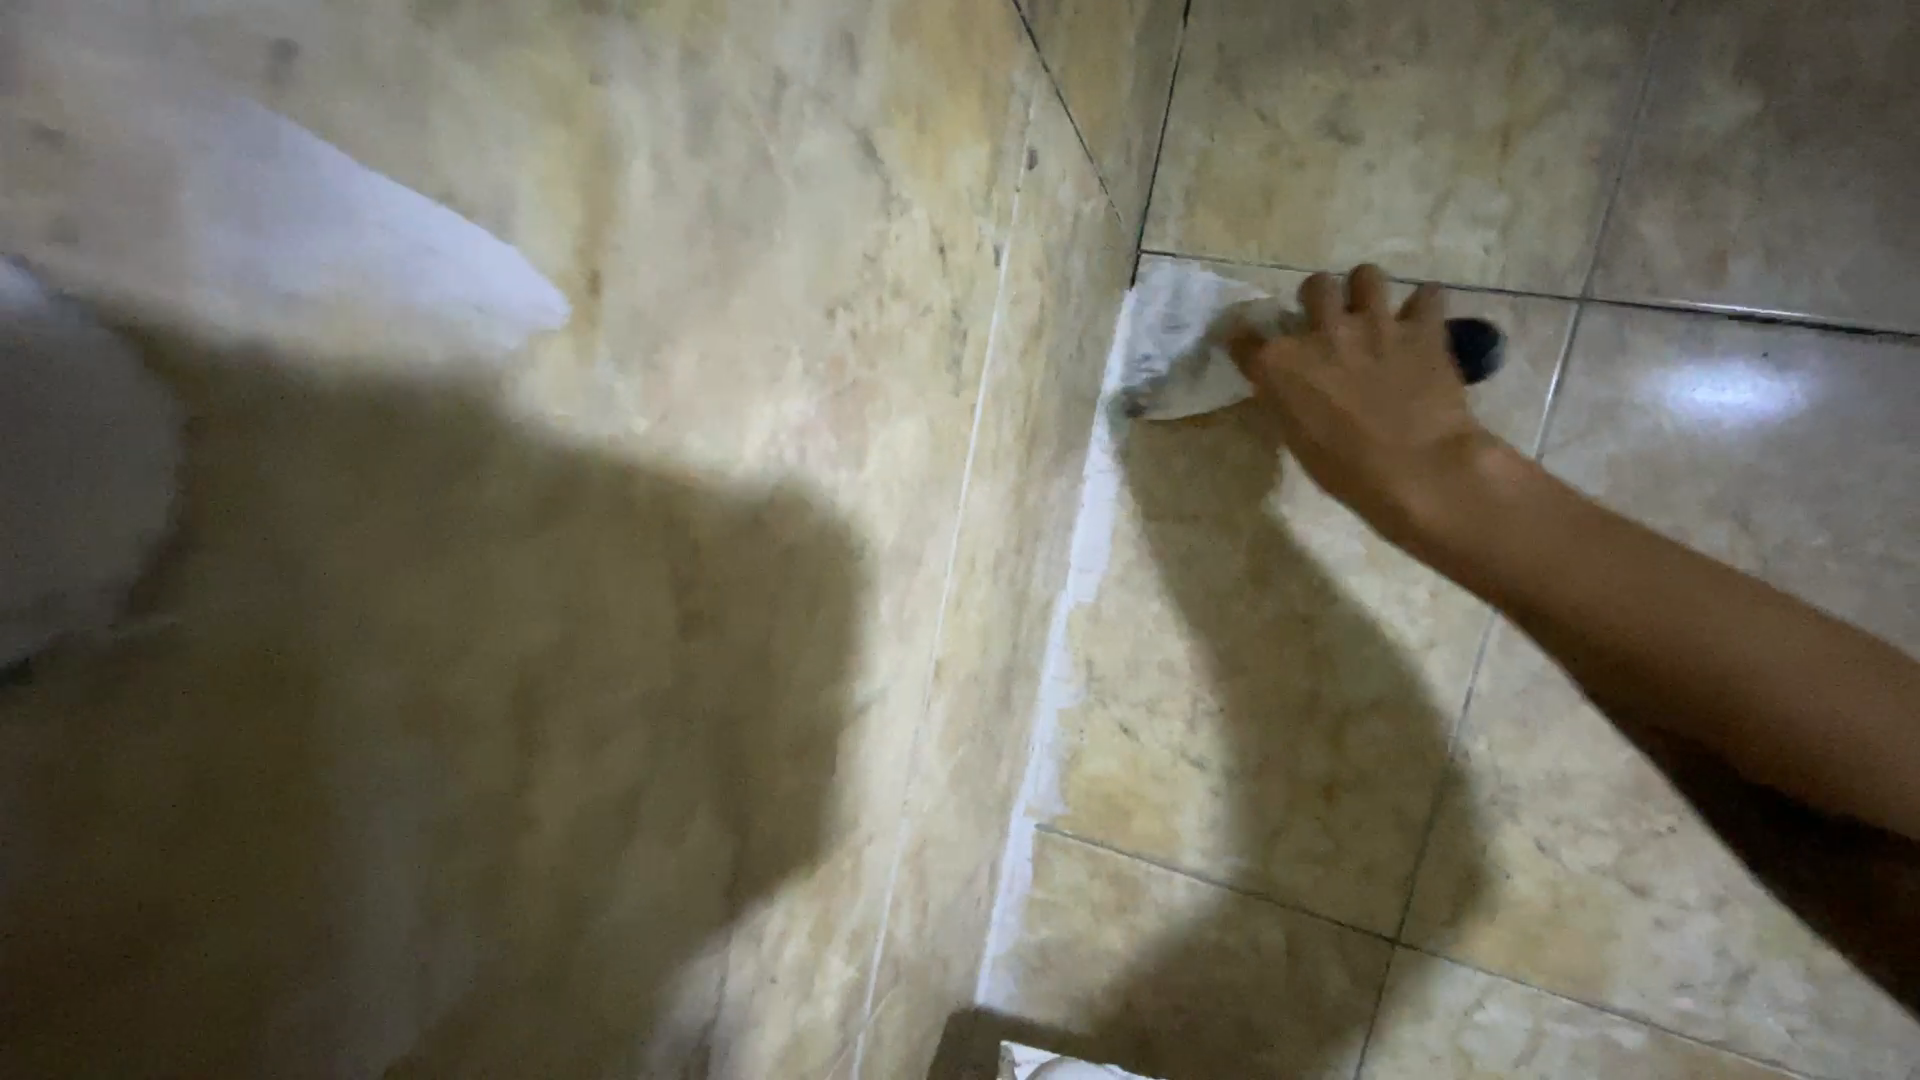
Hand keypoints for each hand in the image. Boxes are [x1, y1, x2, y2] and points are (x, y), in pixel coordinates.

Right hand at [1226, 265, 1510, 546]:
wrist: (1415, 471)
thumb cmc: (1343, 469)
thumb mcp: (1295, 436)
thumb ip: (1288, 398)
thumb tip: (1291, 385)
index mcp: (1280, 365)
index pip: (1243, 338)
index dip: (1245, 340)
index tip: (1249, 345)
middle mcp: (1321, 333)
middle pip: (1314, 285)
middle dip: (1317, 298)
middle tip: (1326, 318)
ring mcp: (1374, 324)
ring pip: (1366, 274)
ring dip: (1366, 291)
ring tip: (1372, 311)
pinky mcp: (1423, 329)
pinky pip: (1427, 296)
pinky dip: (1424, 306)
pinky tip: (1422, 322)